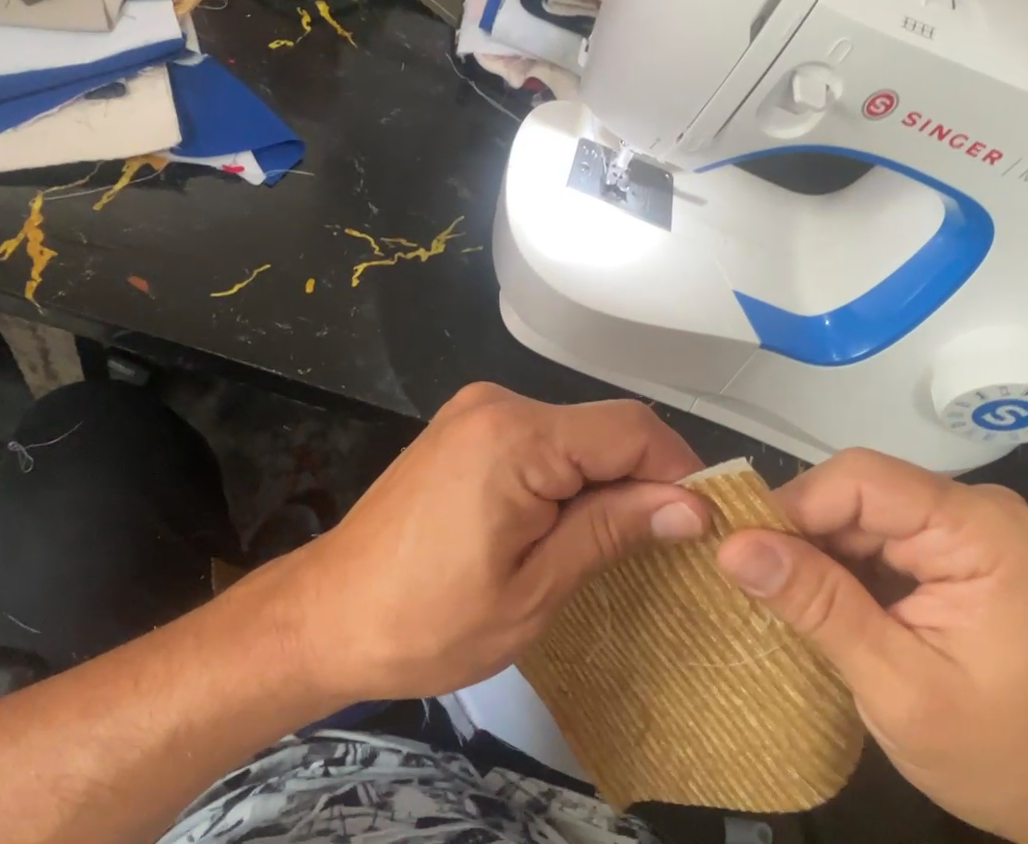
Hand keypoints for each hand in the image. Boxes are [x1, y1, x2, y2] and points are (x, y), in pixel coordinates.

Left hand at [266, 383, 710, 702]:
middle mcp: (496, 405)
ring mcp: (474, 413)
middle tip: (661, 551)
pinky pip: (539, 440)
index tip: (701, 530)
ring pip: (575, 434)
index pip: (632, 429)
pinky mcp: (462, 431)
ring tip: (616, 547)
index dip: (678, 472)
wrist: (325, 617)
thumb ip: (611, 532)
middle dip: (642, 481)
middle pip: (603, 428)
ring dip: (605, 482)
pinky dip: (567, 476)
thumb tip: (691, 505)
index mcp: (516, 437)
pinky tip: (568, 525)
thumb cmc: (425, 622)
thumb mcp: (533, 590)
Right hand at [714, 450, 1027, 843]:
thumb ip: (817, 605)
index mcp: (983, 531)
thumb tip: (732, 547)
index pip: (860, 479)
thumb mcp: (896, 686)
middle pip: (859, 492)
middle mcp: (981, 511)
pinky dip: (845, 569)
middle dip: (803, 537)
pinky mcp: (961, 555)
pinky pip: (882, 538)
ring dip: (820, 556)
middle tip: (760, 593)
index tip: (744, 558)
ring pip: (862, 514)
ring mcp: (974, 531)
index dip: (793, 508)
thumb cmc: (1000, 756)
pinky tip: (829, 609)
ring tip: (791, 606)